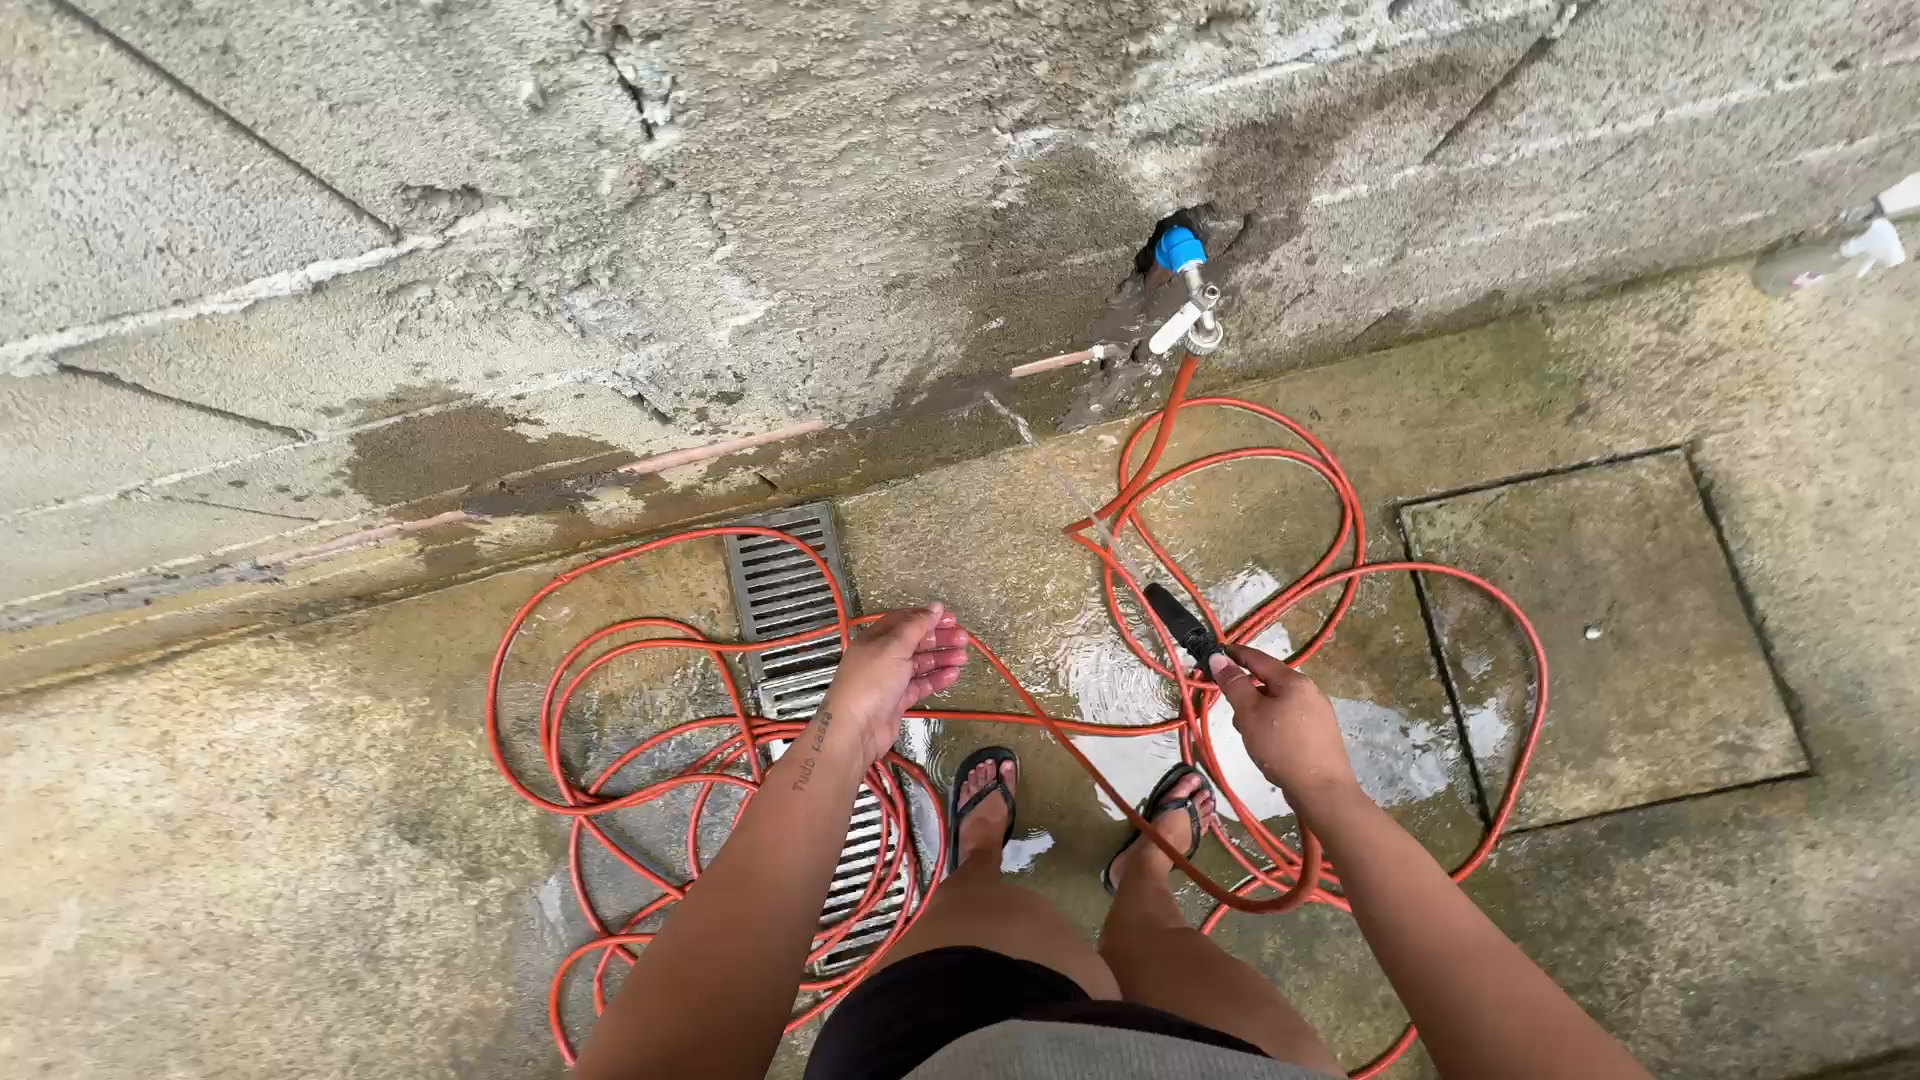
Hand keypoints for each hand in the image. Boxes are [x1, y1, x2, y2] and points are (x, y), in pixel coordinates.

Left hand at [815, 603, 969, 767]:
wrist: (856, 729)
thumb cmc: (870, 682)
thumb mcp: (894, 647)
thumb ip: (916, 626)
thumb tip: (936, 607)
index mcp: (876, 638)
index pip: (905, 621)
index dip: (927, 618)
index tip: (950, 619)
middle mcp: (882, 656)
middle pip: (915, 641)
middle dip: (939, 638)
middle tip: (963, 639)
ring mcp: (891, 679)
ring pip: (920, 664)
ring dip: (942, 658)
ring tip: (963, 657)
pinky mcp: (899, 699)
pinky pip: (921, 684)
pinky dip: (937, 679)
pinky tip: (953, 675)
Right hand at [1208, 644, 1361, 816]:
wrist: (1322, 791)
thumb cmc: (1281, 747)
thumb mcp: (1250, 713)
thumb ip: (1233, 684)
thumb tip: (1218, 658)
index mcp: (1294, 681)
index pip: (1258, 658)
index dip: (1234, 655)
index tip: (1213, 656)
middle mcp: (1310, 691)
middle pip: (1268, 682)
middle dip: (1246, 694)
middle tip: (1233, 714)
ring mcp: (1318, 713)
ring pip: (1277, 703)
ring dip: (1258, 712)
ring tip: (1251, 737)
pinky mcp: (1320, 734)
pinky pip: (1288, 719)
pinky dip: (1272, 725)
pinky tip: (1268, 746)